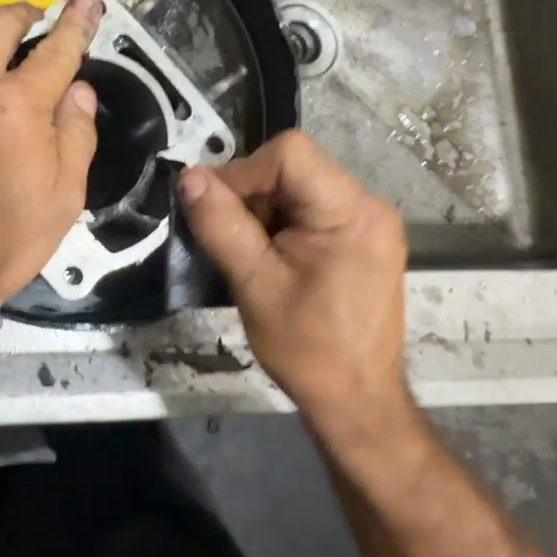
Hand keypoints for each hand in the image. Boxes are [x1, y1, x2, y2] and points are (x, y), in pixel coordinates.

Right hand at [178, 132, 408, 423]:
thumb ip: (221, 225)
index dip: (242, 172)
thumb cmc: (307, 348)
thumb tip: (188, 178)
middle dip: (250, 194)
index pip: (290, 154)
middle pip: (293, 167)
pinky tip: (268, 257)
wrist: (356, 402)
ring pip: (298, 187)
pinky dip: (279, 223)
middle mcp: (368, 207)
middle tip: (224, 235)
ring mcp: (369, 224)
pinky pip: (310, 209)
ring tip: (246, 252)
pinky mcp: (361, 240)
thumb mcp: (254, 284)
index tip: (213, 207)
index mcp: (351, 213)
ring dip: (261, 210)